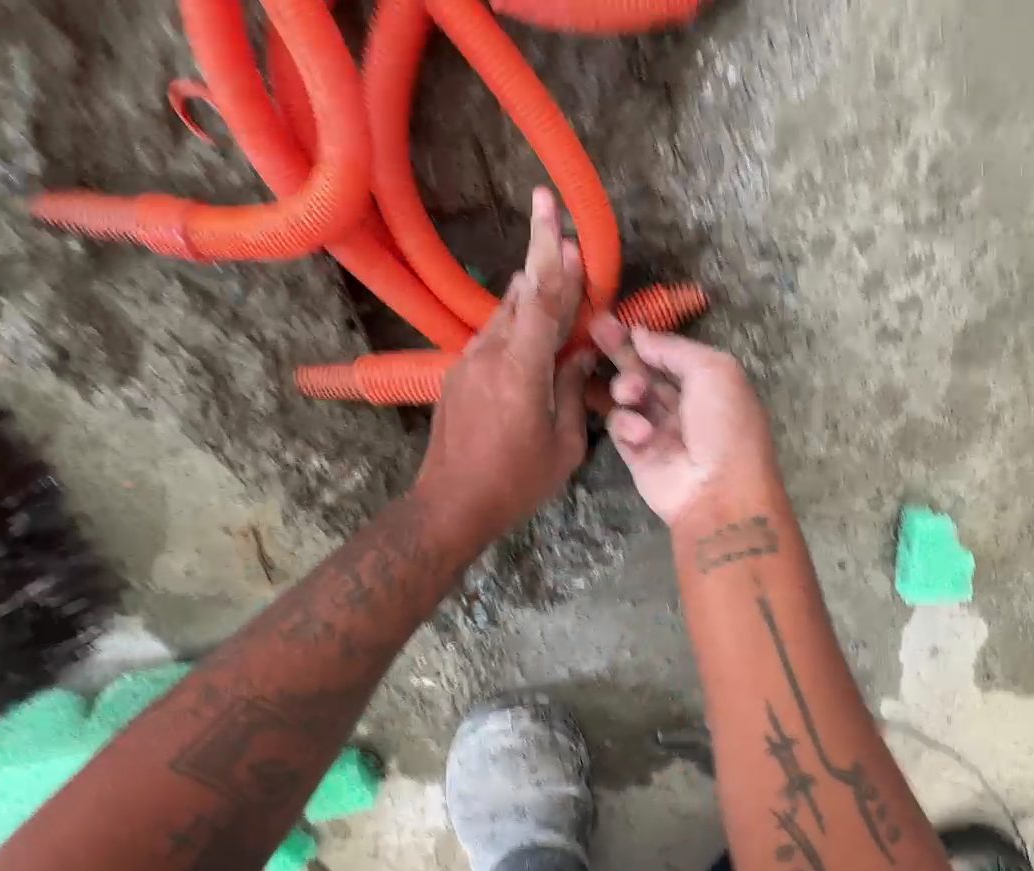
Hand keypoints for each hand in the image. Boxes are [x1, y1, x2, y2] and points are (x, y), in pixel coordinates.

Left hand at [415, 188, 595, 542]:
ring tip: (546, 258)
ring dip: (528, 285)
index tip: (566, 228)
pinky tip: (526, 317)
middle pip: (521, 294)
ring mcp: (470, 363)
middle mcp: (491, 355)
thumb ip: (573, 395)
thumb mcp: (563, 447)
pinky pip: (493, 336)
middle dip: (539, 250)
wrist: (450, 504)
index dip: (558, 264)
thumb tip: (582, 359)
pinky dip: (515, 318)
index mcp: (521, 370)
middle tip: (546, 204)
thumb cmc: (516, 482)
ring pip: (504, 313)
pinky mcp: (459, 376)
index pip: (543, 304)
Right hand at [592, 316, 779, 528]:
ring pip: (628, 396)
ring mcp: (659, 430)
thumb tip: (640, 335)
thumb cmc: (726, 424)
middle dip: (621, 349)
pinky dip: (626, 424)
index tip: (618, 319)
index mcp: (709, 383)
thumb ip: (674, 348)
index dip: (645, 337)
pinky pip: (620, 427)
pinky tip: (641, 432)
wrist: (720, 490)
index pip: (670, 354)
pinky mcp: (637, 454)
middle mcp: (683, 405)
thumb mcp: (713, 370)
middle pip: (644, 370)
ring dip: (626, 386)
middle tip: (595, 328)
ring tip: (633, 392)